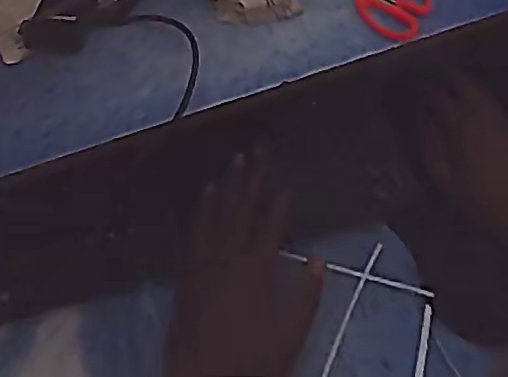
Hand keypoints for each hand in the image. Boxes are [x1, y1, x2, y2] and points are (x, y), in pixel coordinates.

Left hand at [165, 154, 324, 376]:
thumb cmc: (250, 361)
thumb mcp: (288, 336)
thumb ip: (305, 297)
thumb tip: (319, 260)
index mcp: (256, 270)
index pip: (271, 226)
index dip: (280, 204)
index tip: (287, 182)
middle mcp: (229, 255)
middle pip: (243, 209)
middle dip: (253, 179)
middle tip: (258, 152)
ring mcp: (205, 258)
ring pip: (218, 211)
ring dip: (228, 184)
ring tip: (235, 160)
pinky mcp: (188, 267)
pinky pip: (197, 226)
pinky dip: (203, 206)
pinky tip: (205, 191)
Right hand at [415, 77, 507, 255]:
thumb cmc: (484, 204)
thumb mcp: (446, 179)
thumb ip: (428, 143)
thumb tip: (419, 116)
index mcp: (461, 124)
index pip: (436, 92)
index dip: (421, 85)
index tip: (410, 84)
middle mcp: (482, 114)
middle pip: (461, 81)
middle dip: (442, 76)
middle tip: (428, 79)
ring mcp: (502, 119)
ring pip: (478, 89)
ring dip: (460, 83)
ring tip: (445, 88)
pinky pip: (490, 101)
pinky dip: (475, 95)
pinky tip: (468, 105)